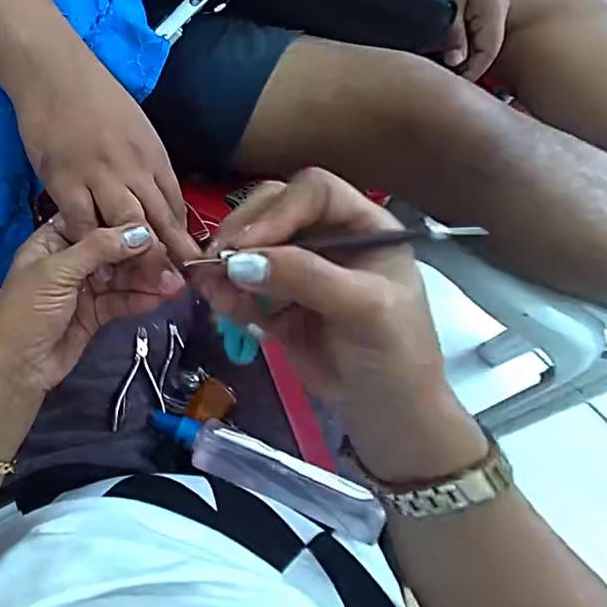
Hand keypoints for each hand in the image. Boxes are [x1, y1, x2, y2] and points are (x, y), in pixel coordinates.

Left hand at [0, 219, 182, 396]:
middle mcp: (69, 260)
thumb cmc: (28, 311)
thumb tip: (141, 231)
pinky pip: (120, 300)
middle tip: (171, 259)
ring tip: (173, 283)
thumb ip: (99, 248)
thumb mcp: (58, 272)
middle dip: (141, 255)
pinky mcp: (94, 313)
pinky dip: (139, 299)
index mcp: (52, 241)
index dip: (123, 223)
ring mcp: (83, 288)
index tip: (155, 224)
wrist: (17, 368)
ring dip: (146, 279)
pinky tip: (159, 298)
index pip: (92, 222)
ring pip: (120, 276)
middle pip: (112, 250)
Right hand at [12, 69, 201, 271]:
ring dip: (135, 257)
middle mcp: (133, 167)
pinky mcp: (65, 181)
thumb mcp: (136, 128)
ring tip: (141, 284)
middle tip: (175, 287)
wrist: (53, 71)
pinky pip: (83, 223)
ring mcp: (99, 175)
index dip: (182, 239)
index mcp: (153, 155)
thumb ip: (146, 166)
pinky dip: (92, 247)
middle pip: (158, 220)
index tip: (188, 264)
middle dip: (169, 257)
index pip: (175, 205)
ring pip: (127, 225)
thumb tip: (156, 199)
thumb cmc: (95, 97)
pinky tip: (97, 267)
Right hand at [190, 169, 484, 478]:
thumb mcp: (366, 309)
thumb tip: (241, 261)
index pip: (314, 192)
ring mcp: (298, 270)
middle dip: (242, 234)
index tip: (247, 244)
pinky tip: (221, 306)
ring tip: (211, 289)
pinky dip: (225, 293)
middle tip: (217, 261)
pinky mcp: (275, 302)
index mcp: (363, 226)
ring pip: (249, 248)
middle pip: (272, 211)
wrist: (387, 414)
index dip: (278, 210)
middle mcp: (327, 238)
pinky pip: (241, 286)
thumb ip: (307, 277)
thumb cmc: (395, 355)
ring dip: (225, 265)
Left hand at [439, 0, 510, 80]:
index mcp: (493, 9)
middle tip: (447, 80)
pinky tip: (445, 43)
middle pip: (486, 44)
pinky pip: (474, 22)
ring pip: (480, 33)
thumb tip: (457, 63)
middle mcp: (498, 4)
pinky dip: (462, 36)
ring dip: (465, 50)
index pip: (488, 51)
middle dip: (468, 64)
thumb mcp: (448, 4)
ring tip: (444, 65)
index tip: (454, 86)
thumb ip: (453, 34)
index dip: (472, 72)